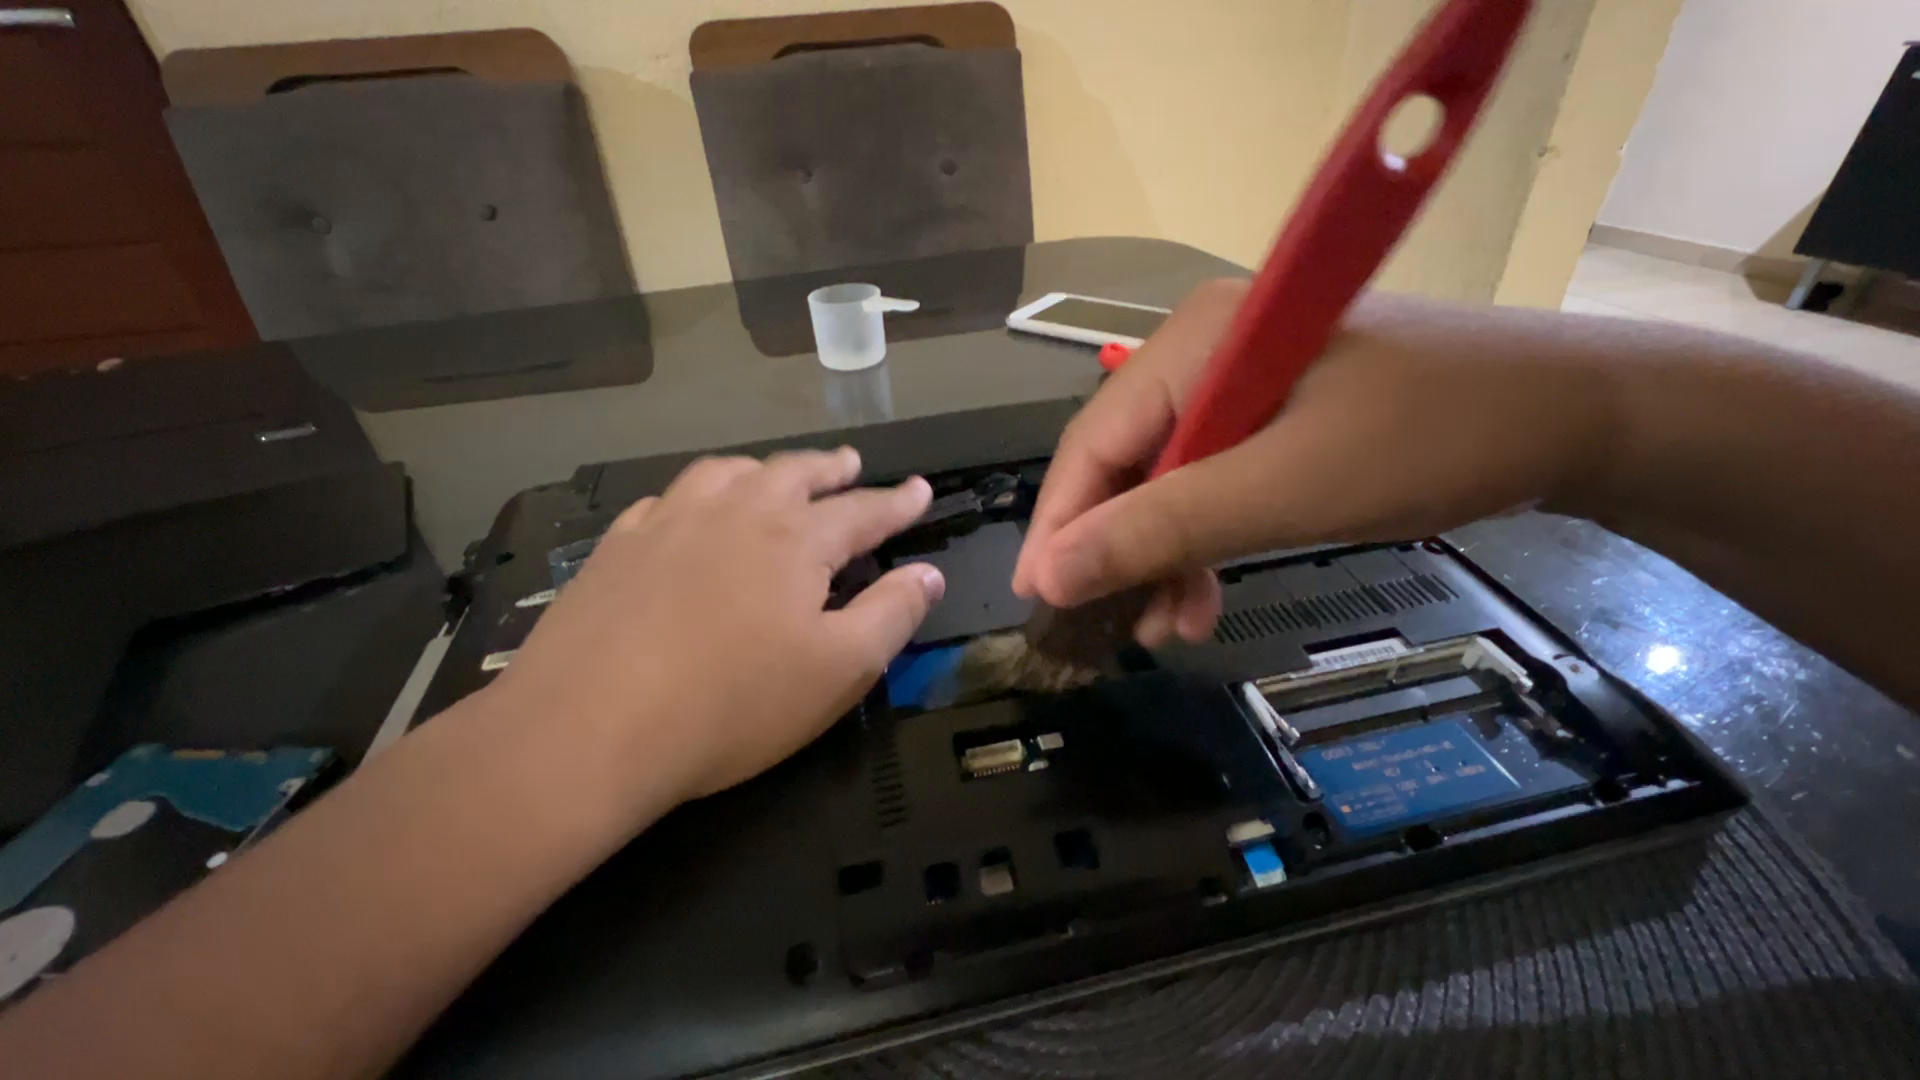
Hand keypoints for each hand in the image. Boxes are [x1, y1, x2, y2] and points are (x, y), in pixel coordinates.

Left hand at [486, 449, 940, 809]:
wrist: (589, 728)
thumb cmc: (733, 704)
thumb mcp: (839, 671)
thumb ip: (892, 615)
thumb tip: (929, 574)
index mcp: (795, 540)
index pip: (862, 511)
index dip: (897, 502)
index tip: (920, 488)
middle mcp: (735, 513)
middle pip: (793, 474)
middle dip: (830, 468)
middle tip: (850, 463)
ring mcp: (669, 523)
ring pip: (727, 473)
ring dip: (763, 469)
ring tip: (775, 475)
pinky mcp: (618, 548)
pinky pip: (667, 499)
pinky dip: (697, 494)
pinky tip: (689, 511)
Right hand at [1013, 279, 1612, 642]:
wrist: (1577, 414)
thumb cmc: (1427, 439)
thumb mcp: (1284, 491)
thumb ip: (1161, 529)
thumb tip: (1052, 575)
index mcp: (1194, 339)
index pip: (1092, 439)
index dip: (1059, 525)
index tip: (1038, 603)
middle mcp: (1203, 348)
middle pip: (1123, 461)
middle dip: (1115, 550)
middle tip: (1108, 628)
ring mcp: (1240, 379)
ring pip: (1163, 480)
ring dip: (1160, 555)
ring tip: (1167, 627)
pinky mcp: (1274, 411)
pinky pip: (1211, 481)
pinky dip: (1202, 540)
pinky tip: (1202, 593)